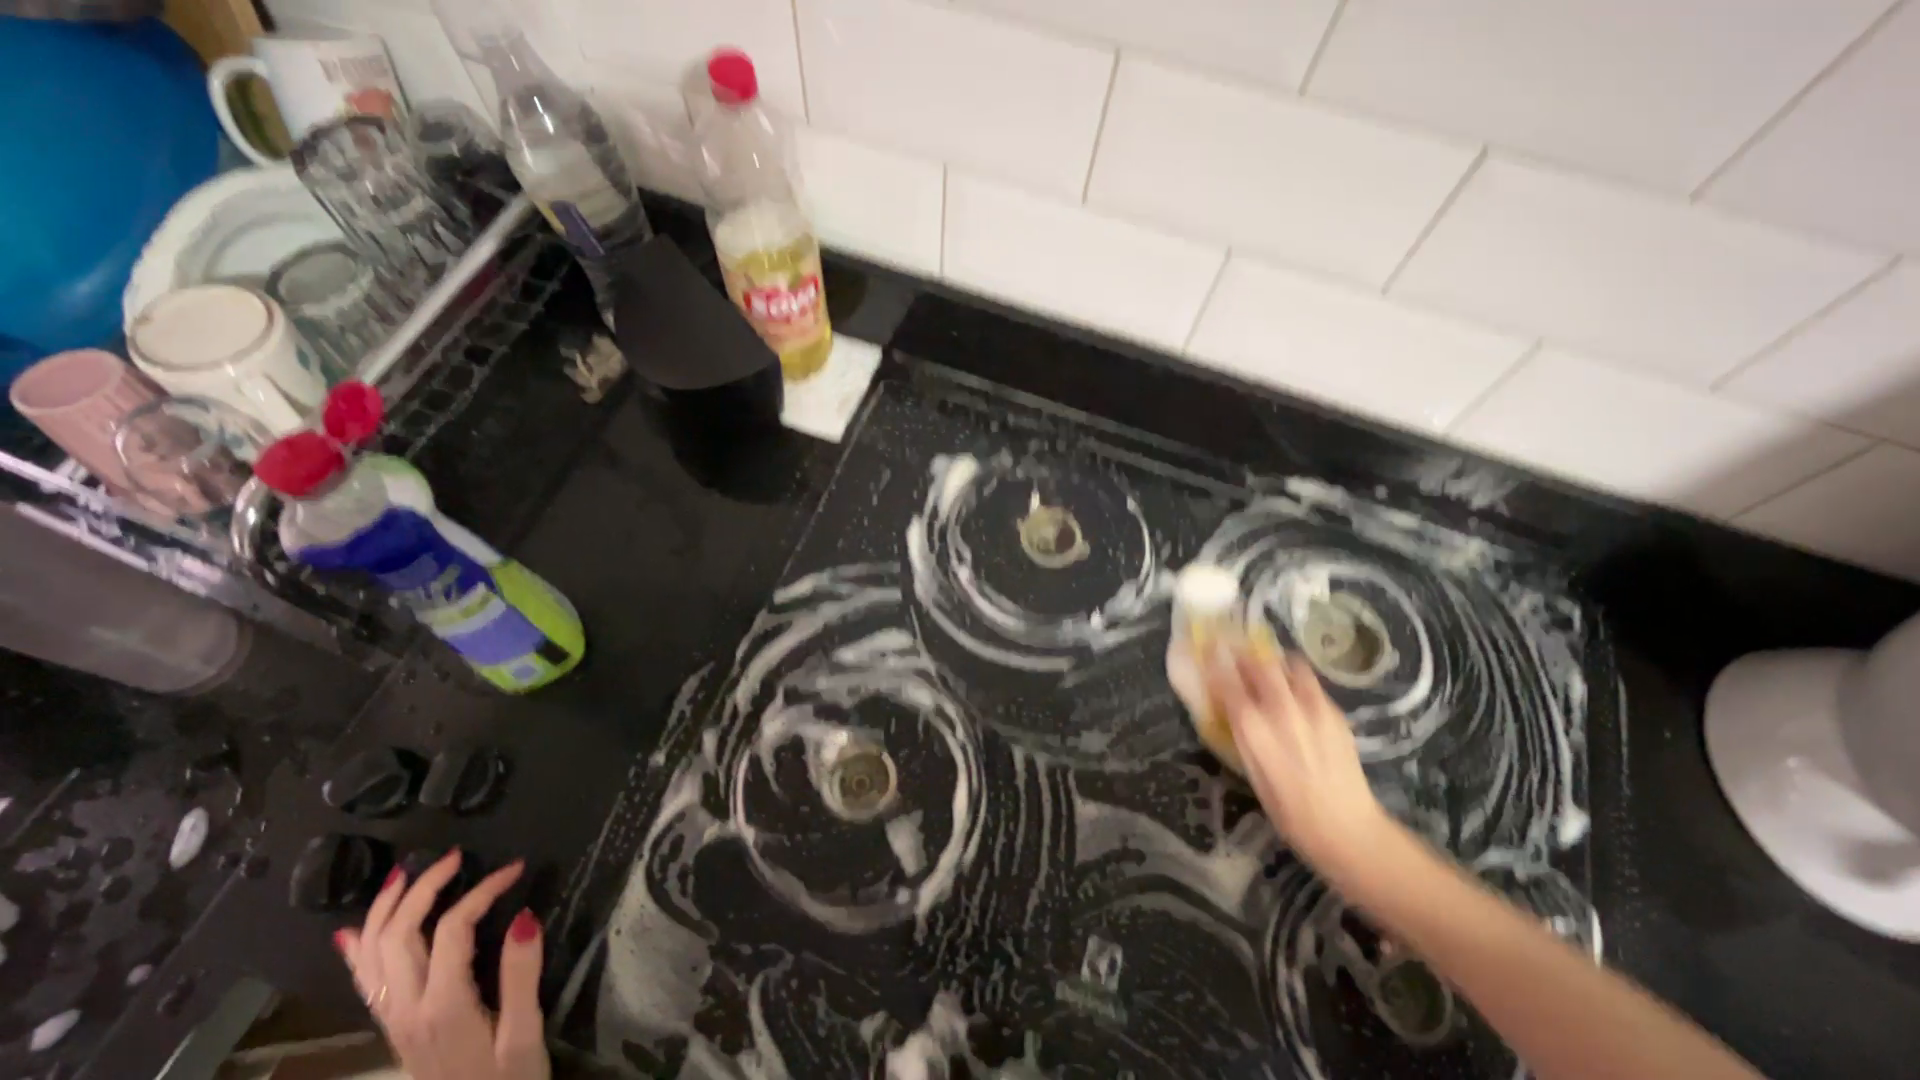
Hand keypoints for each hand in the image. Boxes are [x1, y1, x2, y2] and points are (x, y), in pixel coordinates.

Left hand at [335, 851, 549, 1079]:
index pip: (454, 928)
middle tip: (456, 857)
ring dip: (384, 908)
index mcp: (444, 1005)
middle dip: (425, 887)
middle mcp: (408, 1007)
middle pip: (399, 933)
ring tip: (404, 874)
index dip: (483, 891)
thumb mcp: (525, 1034)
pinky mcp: (394, 1026)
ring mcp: (394, 1018)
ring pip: (371, 952)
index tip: (515, 869)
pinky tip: (355, 930)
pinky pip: (364, 980)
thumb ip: (521, 975)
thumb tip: (525, 916)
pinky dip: (358, 949)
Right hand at [1205, 644, 1390, 878]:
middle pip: (1260, 664)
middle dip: (1244, 653)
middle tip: (1236, 649)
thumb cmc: (1289, 812)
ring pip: (1290, 665)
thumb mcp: (1253, 774)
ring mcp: (1313, 708)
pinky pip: (1311, 683)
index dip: (1215, 663)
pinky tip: (1296, 692)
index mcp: (1253, 729)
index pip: (1227, 682)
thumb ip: (1242, 735)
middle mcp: (1281, 709)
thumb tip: (1230, 711)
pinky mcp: (1335, 713)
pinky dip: (1297, 678)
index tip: (1207, 651)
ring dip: (1274, 660)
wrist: (1345, 827)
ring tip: (1268, 664)